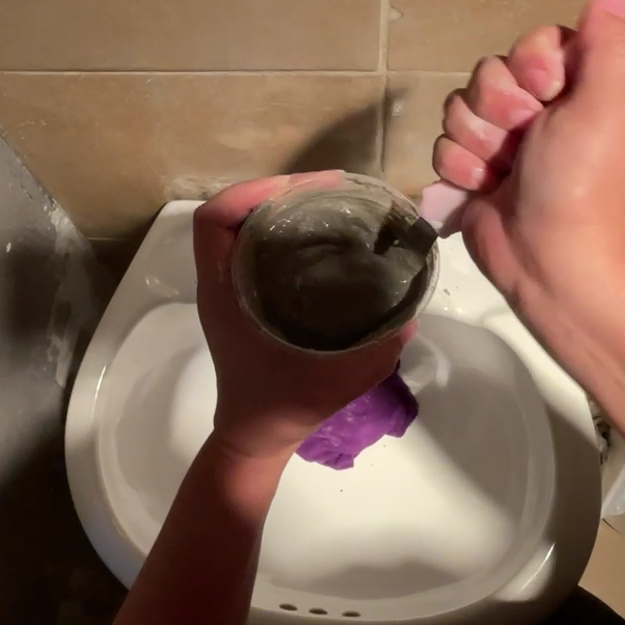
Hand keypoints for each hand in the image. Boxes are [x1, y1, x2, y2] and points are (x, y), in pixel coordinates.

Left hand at [192, 173, 414, 462]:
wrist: (253, 437)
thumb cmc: (282, 408)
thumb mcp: (336, 381)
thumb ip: (376, 350)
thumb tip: (411, 312)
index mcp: (224, 293)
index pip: (214, 221)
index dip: (250, 192)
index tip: (298, 188)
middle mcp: (220, 282)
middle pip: (229, 213)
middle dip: (274, 189)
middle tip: (327, 187)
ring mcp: (228, 286)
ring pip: (239, 224)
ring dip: (276, 204)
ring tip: (326, 199)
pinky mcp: (241, 293)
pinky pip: (250, 242)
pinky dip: (278, 225)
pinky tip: (318, 232)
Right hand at [429, 0, 624, 309]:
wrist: (552, 261)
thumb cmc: (586, 181)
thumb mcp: (611, 106)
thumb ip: (609, 45)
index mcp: (578, 91)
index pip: (533, 43)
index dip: (529, 64)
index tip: (546, 94)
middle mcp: (539, 111)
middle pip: (488, 73)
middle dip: (498, 108)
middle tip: (523, 140)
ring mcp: (501, 143)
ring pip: (459, 109)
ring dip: (476, 142)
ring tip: (500, 172)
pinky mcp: (471, 171)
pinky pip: (443, 146)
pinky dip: (459, 169)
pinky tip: (482, 190)